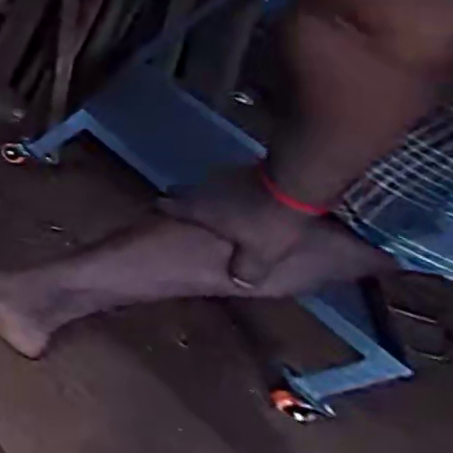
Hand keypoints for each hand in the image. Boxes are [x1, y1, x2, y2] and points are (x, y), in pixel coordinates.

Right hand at [160, 168, 316, 286]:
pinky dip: (230, 192)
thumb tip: (237, 282)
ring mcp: (218, 176)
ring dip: (210, 199)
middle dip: (184, 203)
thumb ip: (245, 270)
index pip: (164, 204)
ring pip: (204, 188)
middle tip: (195, 216)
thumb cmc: (265, 223)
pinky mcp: (238, 169)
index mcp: (195, 208)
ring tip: (224, 212)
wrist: (291, 186)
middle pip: (181, 193)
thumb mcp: (259, 255)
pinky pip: (225, 183)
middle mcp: (198, 189)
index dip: (161, 211)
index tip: (161, 217)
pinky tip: (245, 202)